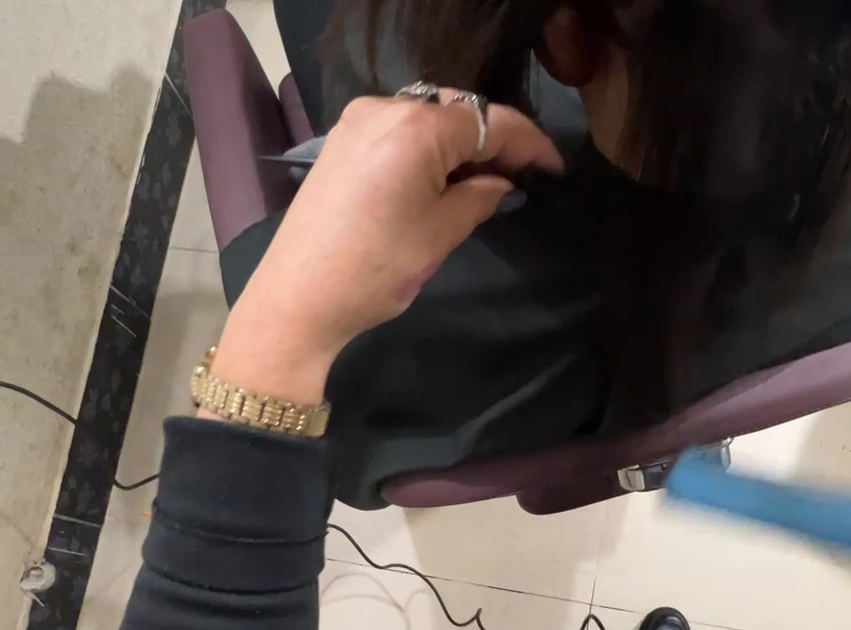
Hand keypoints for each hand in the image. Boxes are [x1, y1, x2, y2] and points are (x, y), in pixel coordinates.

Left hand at [208, 91, 563, 405]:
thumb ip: (477, 199)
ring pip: (426, 120)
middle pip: (456, 112)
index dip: (529, 143)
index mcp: (416, 128)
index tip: (554, 168)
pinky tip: (438, 180)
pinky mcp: (340, 145)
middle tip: (519, 177)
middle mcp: (384, 108)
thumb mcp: (438, 237)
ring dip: (458, 146)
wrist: (297, 300)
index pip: (489, 121)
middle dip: (492, 140)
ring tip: (481, 183)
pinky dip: (425, 151)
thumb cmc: (375, 271)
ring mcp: (356, 124)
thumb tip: (501, 182)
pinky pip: (398, 134)